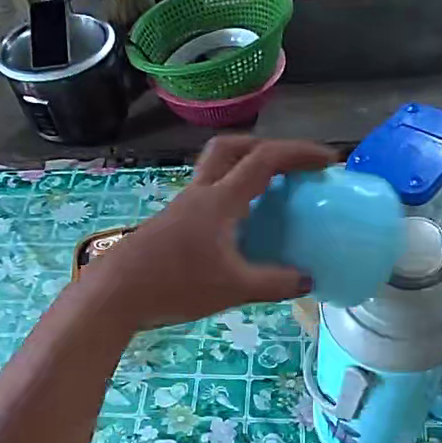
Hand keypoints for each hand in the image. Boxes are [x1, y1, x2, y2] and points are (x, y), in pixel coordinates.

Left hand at [82, 136, 334, 331]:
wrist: (114, 295)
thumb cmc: (175, 285)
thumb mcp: (233, 288)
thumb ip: (275, 283)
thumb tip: (308, 280)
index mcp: (218, 200)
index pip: (264, 159)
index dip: (299, 153)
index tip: (327, 161)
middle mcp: (198, 194)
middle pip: (230, 148)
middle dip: (264, 147)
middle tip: (288, 168)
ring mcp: (180, 209)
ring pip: (214, 171)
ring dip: (242, 172)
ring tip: (266, 199)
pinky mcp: (169, 226)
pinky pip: (205, 198)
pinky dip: (227, 199)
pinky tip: (235, 231)